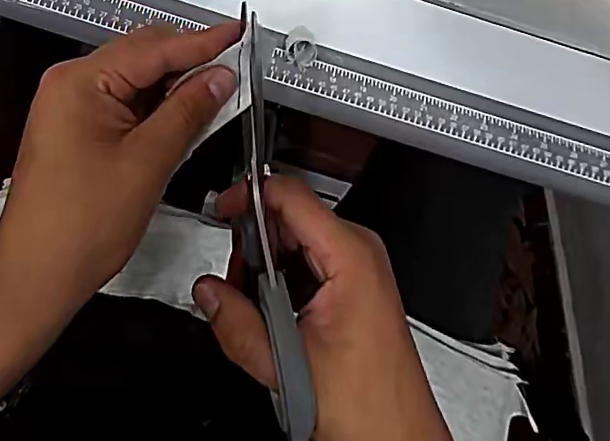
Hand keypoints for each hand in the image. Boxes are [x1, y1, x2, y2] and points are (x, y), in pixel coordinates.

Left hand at [0, 22, 242, 412]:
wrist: (33, 281)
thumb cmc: (75, 230)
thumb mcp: (147, 163)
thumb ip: (188, 111)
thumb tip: (218, 78)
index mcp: (79, 81)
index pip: (154, 48)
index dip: (202, 41)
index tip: (234, 32)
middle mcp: (69, 83)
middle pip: (144, 55)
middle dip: (190, 62)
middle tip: (233, 67)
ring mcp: (70, 104)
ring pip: (137, 77)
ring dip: (175, 85)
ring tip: (215, 94)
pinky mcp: (76, 125)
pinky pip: (125, 99)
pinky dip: (157, 105)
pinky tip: (183, 114)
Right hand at [194, 176, 450, 440]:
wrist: (400, 440)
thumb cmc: (369, 409)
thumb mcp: (289, 369)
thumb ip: (239, 326)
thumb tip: (208, 291)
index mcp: (349, 254)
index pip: (290, 194)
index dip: (250, 194)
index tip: (223, 208)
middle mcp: (358, 248)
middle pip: (289, 214)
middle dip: (253, 244)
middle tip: (235, 282)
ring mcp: (359, 262)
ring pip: (296, 236)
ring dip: (266, 264)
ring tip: (256, 307)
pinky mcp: (355, 277)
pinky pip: (308, 255)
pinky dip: (283, 275)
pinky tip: (277, 313)